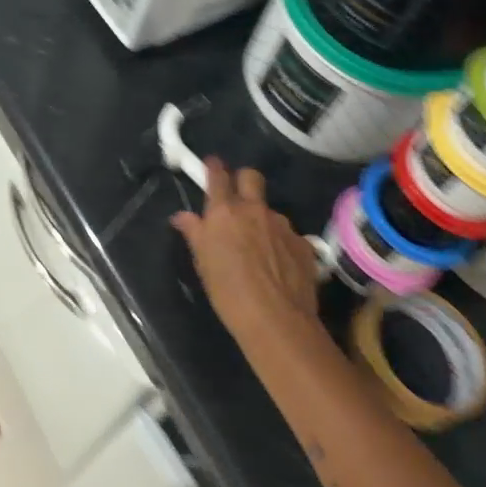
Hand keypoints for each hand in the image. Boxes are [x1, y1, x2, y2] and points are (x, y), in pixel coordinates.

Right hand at [172, 158, 319, 338]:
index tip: (212, 165)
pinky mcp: (303, 243)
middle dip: (243, 180)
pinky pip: (289, 235)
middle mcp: (254, 210)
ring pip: (270, 210)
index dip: (214, 167)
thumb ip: (194, 233)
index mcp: (224, 212)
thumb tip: (182, 216)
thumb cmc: (229, 292)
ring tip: (260, 248)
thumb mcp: (203, 264)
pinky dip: (281, 243)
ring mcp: (282, 224)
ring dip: (263, 220)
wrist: (276, 321)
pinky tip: (279, 265)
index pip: (218, 175)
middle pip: (250, 176)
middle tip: (237, 199)